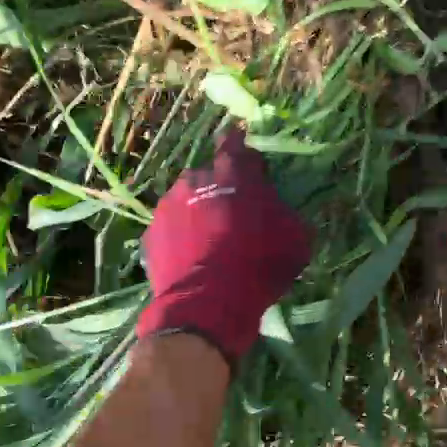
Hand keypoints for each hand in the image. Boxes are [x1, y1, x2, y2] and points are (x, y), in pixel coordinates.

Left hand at [137, 130, 311, 363]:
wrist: (206, 305)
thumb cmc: (257, 264)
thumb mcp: (295, 238)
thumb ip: (287, 214)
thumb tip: (284, 211)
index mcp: (232, 171)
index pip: (234, 141)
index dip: (242, 150)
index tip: (248, 165)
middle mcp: (195, 177)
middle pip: (210, 175)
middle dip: (221, 189)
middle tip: (234, 216)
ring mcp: (167, 205)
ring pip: (187, 201)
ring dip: (198, 213)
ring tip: (210, 242)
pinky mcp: (151, 233)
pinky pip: (170, 229)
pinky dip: (180, 238)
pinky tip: (192, 259)